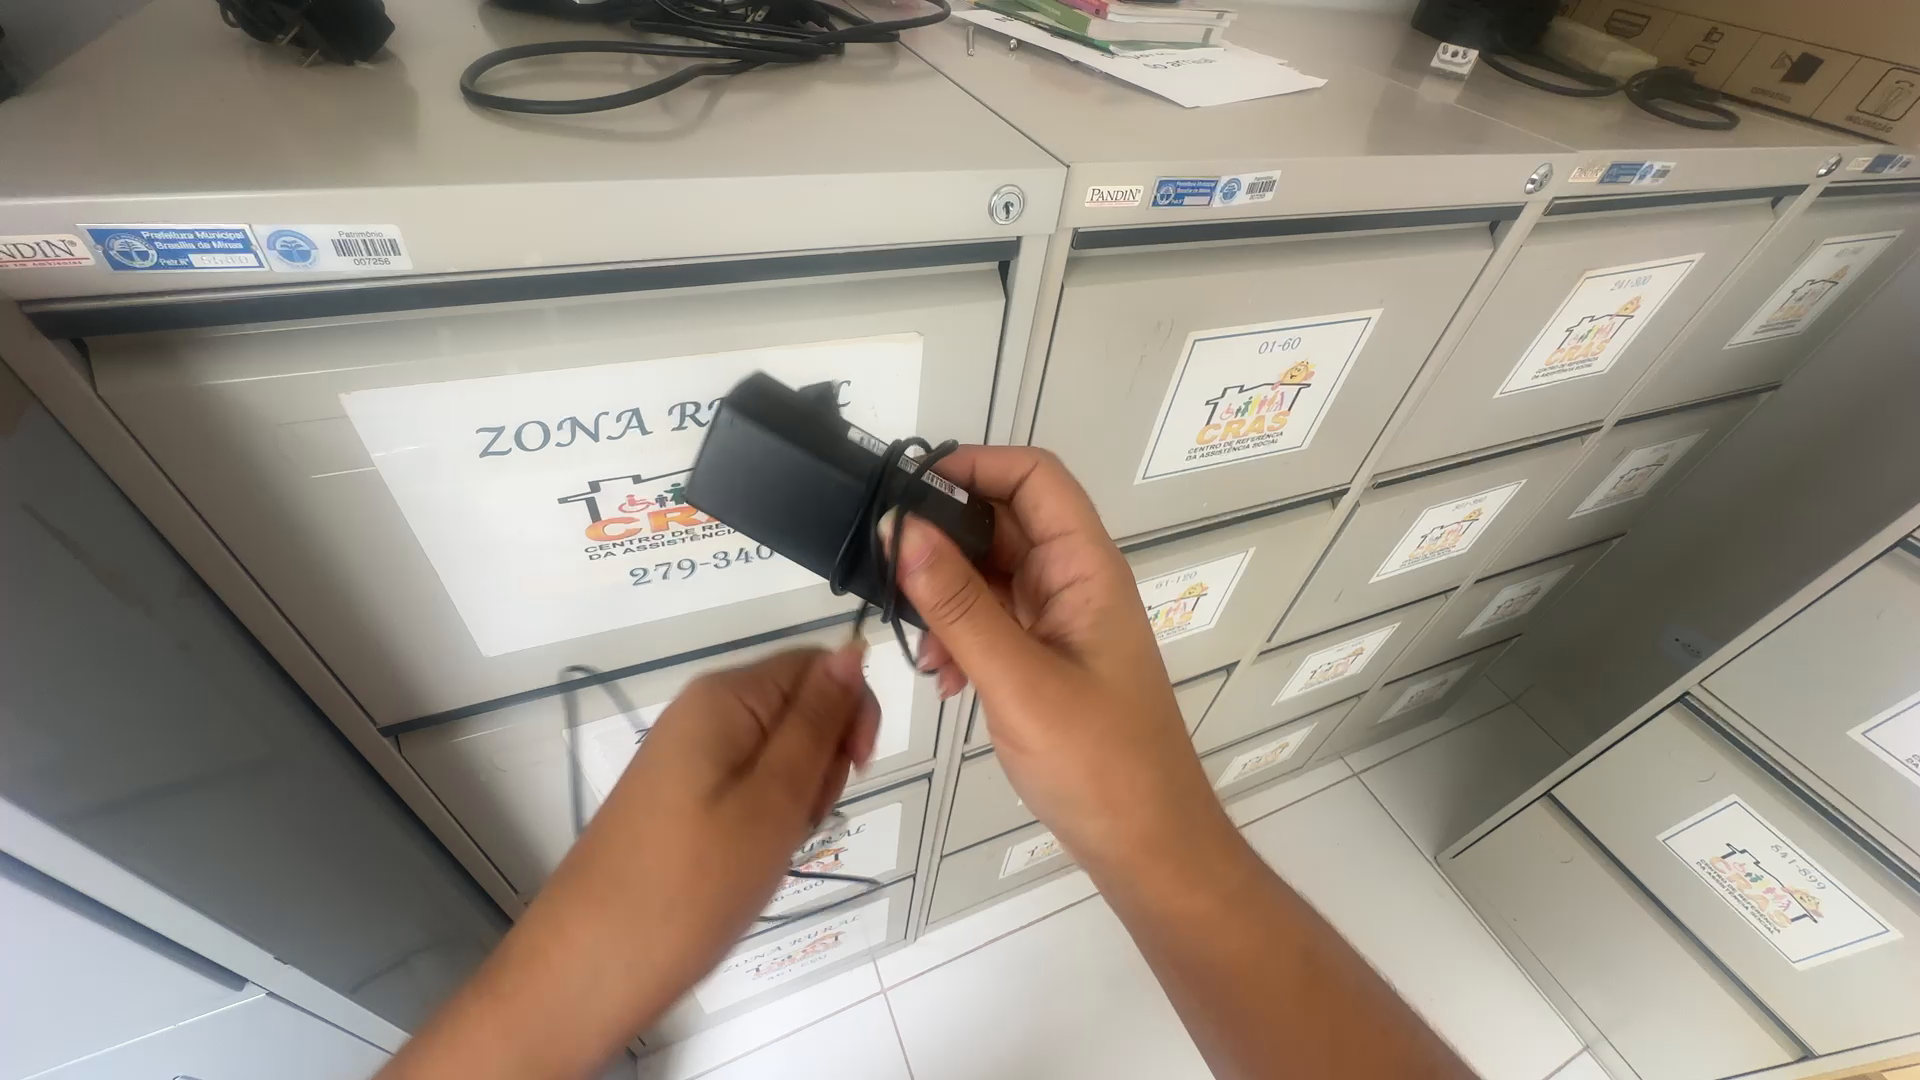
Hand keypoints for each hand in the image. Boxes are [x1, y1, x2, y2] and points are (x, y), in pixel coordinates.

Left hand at [378, 645, 878, 1079]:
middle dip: (824, 757)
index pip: (820, 666)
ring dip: (800, 791)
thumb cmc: (693, 883)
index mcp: (728, 696)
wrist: (586, 973)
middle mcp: (706, 710)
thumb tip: (854, 650)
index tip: (856, 769)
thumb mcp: (776, 796)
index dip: (851, 708)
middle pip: (802, 705)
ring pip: (783, 748)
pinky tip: (754, 854)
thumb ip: (819, 718)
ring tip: (773, 844)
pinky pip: (752, 780)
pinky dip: (770, 811)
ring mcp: (692, 753)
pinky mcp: (685, 791)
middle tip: (800, 818)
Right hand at [891, 447, 1232, 874]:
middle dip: (945, 540)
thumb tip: (902, 530)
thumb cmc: (1097, 762)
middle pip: (1005, 524)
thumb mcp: (1018, 678)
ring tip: (920, 646)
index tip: (908, 488)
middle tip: (888, 568)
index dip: (975, 465)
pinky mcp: (1044, 658)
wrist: (1147, 847)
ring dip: (946, 599)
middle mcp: (1074, 582)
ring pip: (991, 577)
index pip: (1034, 478)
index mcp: (1086, 568)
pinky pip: (992, 623)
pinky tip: (942, 678)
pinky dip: (960, 638)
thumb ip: (958, 604)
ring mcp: (1059, 622)